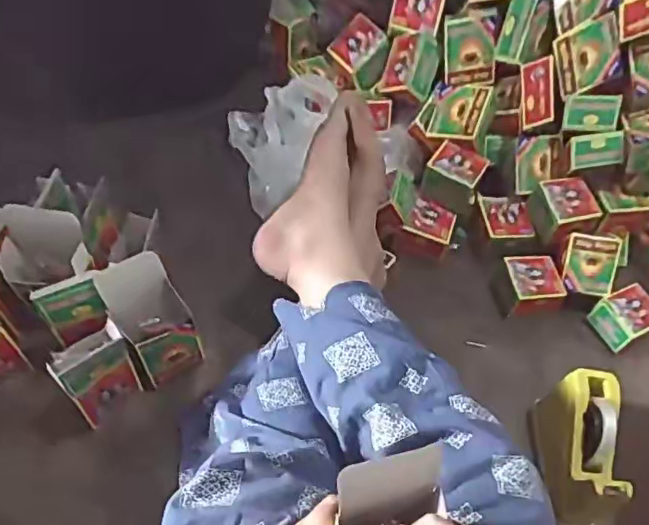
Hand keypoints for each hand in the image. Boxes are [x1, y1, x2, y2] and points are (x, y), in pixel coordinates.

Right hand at [250, 93, 389, 307]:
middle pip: (368, 166)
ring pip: (373, 206)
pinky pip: (372, 244)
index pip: (335, 148)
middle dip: (363, 137)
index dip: (338, 124)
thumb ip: (279, 233)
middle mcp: (356, 209)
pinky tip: (359, 244)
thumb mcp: (272, 241)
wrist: (333, 297)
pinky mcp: (376, 269)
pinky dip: (364, 237)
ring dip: (367, 189)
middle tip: (359, 116)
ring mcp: (371, 240)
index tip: (342, 104)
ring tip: (358, 182)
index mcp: (328, 188)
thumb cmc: (299, 258)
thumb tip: (281, 244)